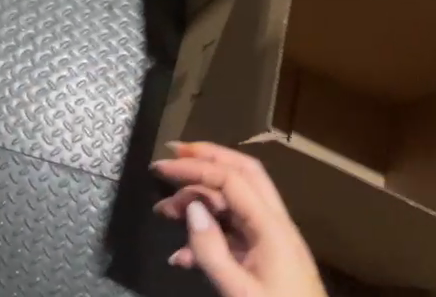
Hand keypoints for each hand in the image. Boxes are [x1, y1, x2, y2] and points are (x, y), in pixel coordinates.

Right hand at [151, 142, 327, 296]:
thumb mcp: (239, 291)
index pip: (230, 178)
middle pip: (244, 172)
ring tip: (164, 212)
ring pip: (235, 199)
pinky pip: (233, 228)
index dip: (194, 166)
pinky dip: (207, 229)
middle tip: (173, 153)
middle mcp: (275, 224)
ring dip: (198, 198)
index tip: (161, 168)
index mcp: (271, 228)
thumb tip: (191, 208)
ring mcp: (272, 239)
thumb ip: (210, 249)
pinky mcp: (267, 255)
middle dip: (207, 157)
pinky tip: (183, 256)